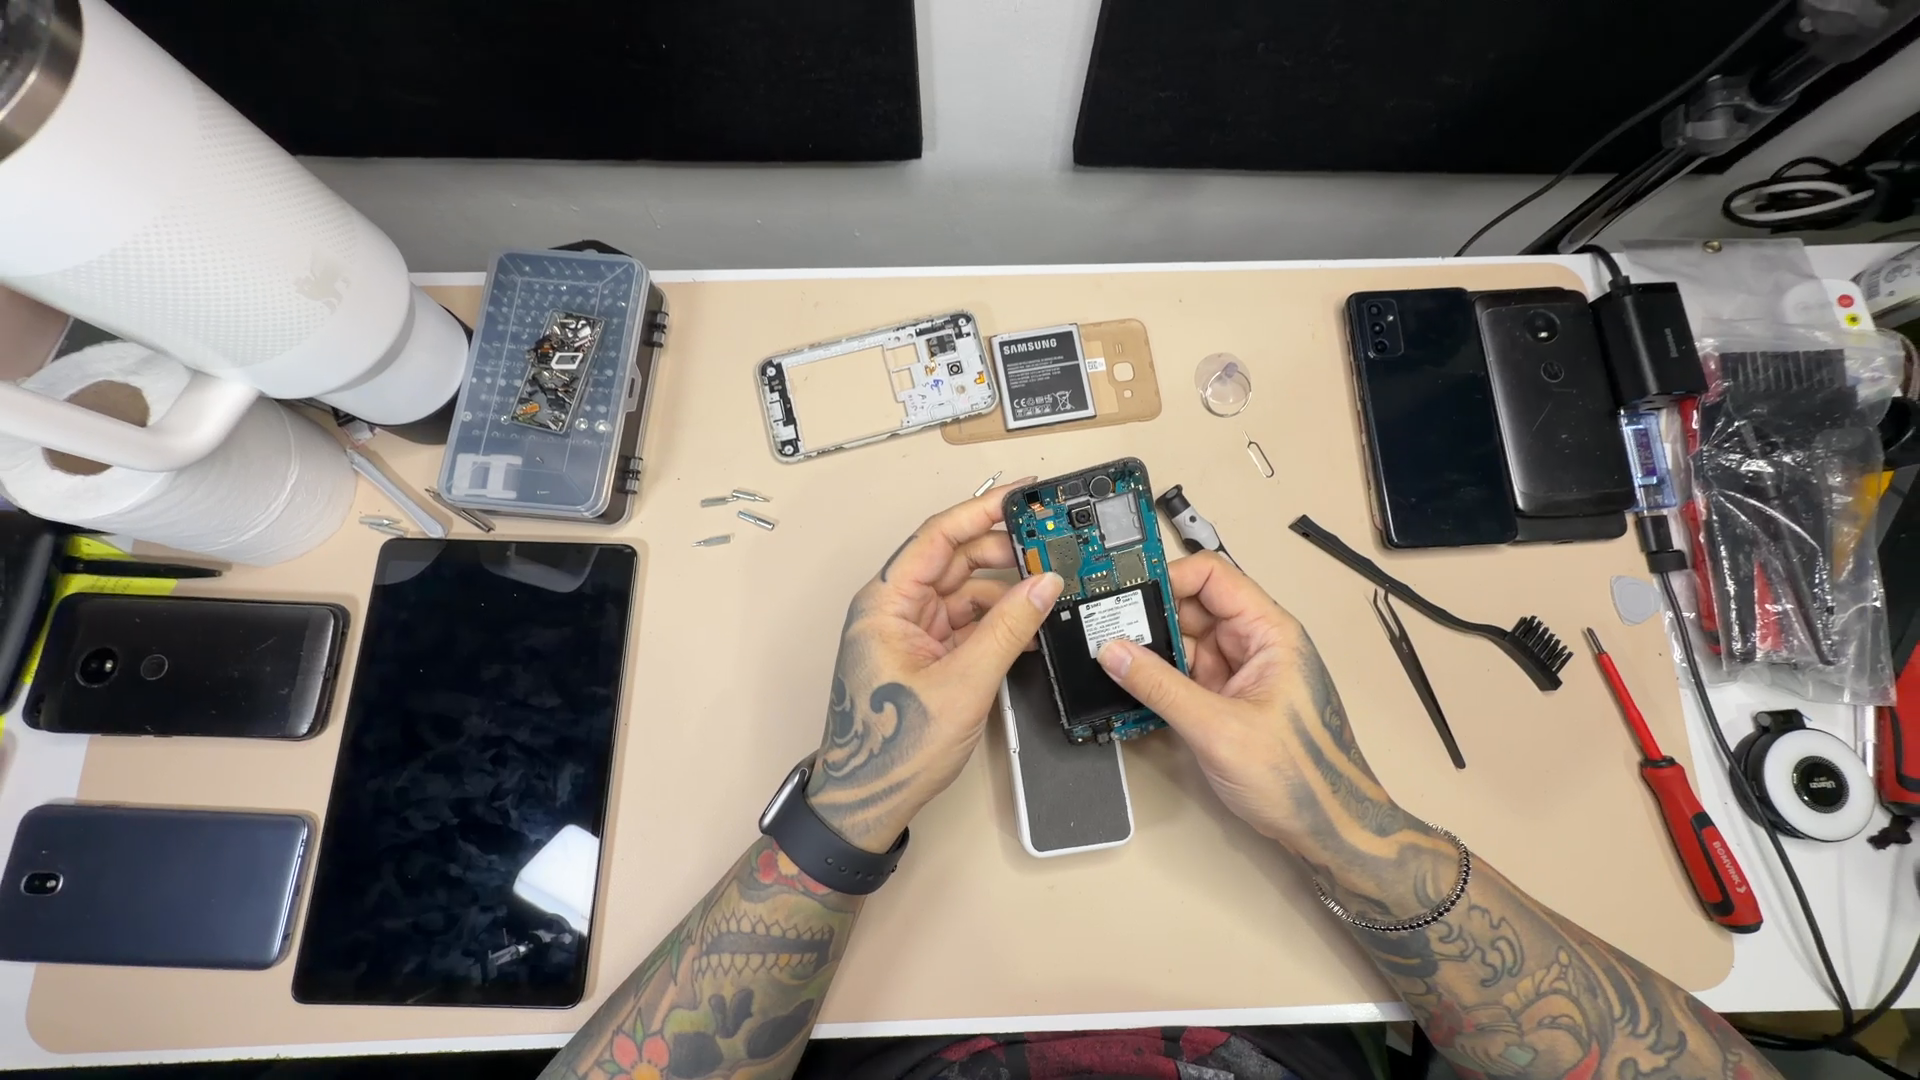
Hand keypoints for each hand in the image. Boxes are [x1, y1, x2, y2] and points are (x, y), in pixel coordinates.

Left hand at [806, 483, 1064, 852]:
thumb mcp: (963, 683)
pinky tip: (1029, 625)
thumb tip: (1044, 586)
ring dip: (1005, 591)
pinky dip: (998, 622)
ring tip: (1048, 590)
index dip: (981, 510)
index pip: (938, 537)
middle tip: (1049, 548)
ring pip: (965, 592)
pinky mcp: (926, 653)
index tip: (1021, 495)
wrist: (869, 800)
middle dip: (1002, 552)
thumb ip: (1007, 630)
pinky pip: (967, 622)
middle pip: (955, 560)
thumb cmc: (893, 747)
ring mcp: (912, 631)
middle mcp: (896, 608)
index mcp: (886, 601)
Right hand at [1094, 553, 1410, 854]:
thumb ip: (1160, 687)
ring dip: (1150, 651)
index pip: (1213, 578)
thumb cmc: (1299, 777)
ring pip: (1183, 641)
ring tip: (1112, 662)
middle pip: (1191, 608)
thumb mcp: (1218, 729)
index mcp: (1269, 633)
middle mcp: (1253, 644)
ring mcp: (1238, 672)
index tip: (1127, 593)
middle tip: (1107, 630)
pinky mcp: (1225, 698)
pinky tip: (1131, 688)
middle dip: (1149, 616)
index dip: (1169, 578)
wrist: (1328, 831)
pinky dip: (1157, 679)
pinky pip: (1183, 673)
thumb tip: (1114, 653)